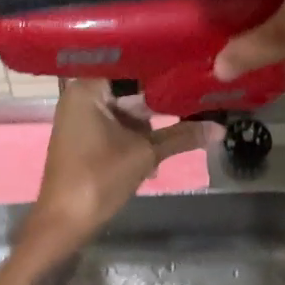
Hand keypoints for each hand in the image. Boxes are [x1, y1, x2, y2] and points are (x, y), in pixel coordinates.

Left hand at [27, 80, 219, 246]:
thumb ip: (182, 136)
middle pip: (126, 86)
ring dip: (147, 122)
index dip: (160, 65)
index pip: (129, 63)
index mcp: (87, 87)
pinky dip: (133, 133)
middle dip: (158, 98)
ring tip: (181, 123)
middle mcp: (79, 94)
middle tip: (193, 94)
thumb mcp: (146, 154)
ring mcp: (78, 116)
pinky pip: (113, 123)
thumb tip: (219, 128)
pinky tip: (157, 148)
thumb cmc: (100, 178)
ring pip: (122, 108)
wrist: (64, 221)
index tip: (188, 65)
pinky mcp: (81, 136)